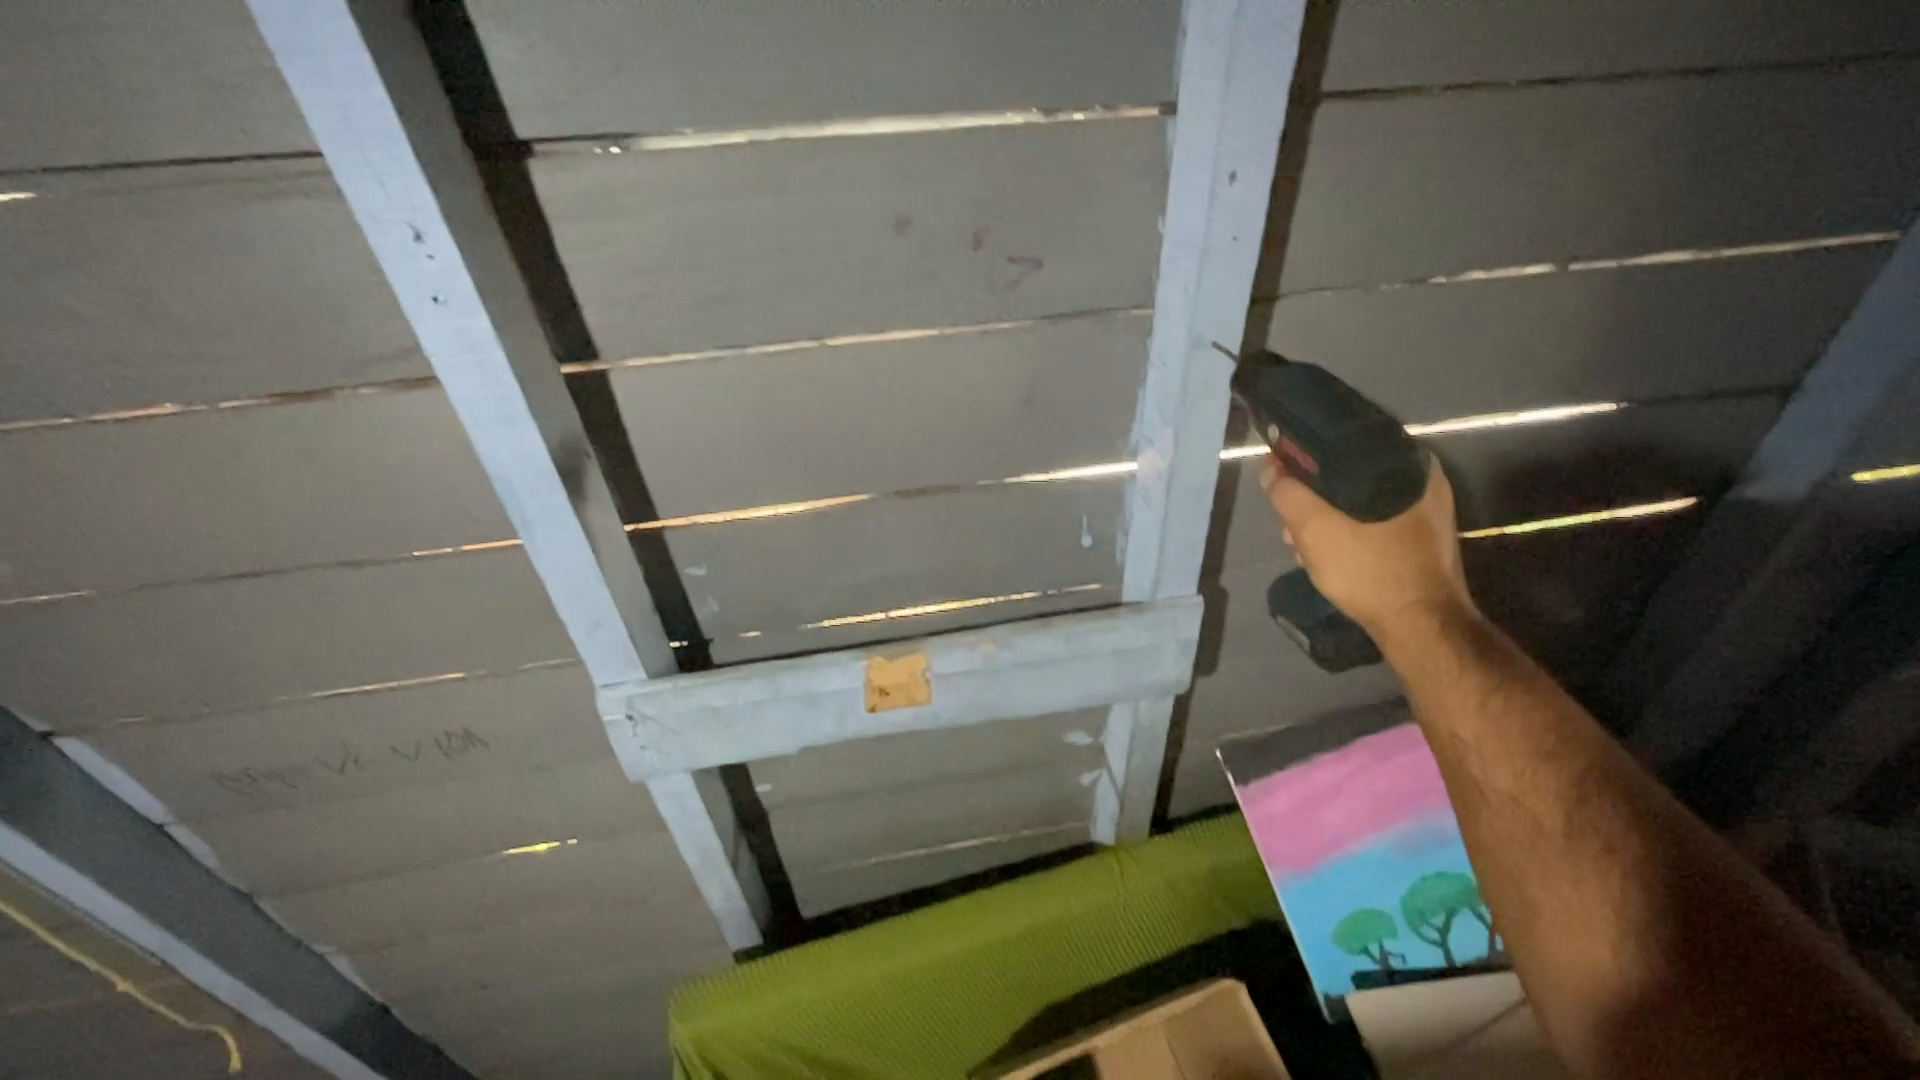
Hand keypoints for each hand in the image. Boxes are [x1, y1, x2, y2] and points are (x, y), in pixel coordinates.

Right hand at [1259, 454, 1476, 637]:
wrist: (1421, 627)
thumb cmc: (1371, 570)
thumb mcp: (1314, 529)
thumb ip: (1287, 494)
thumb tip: (1271, 469)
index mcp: (1409, 465)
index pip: (1346, 444)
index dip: (1306, 459)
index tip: (1283, 481)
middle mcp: (1424, 482)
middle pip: (1351, 477)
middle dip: (1313, 500)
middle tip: (1291, 527)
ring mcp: (1427, 515)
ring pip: (1360, 504)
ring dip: (1327, 522)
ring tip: (1303, 549)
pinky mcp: (1422, 543)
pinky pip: (1375, 525)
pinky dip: (1349, 535)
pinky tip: (1330, 559)